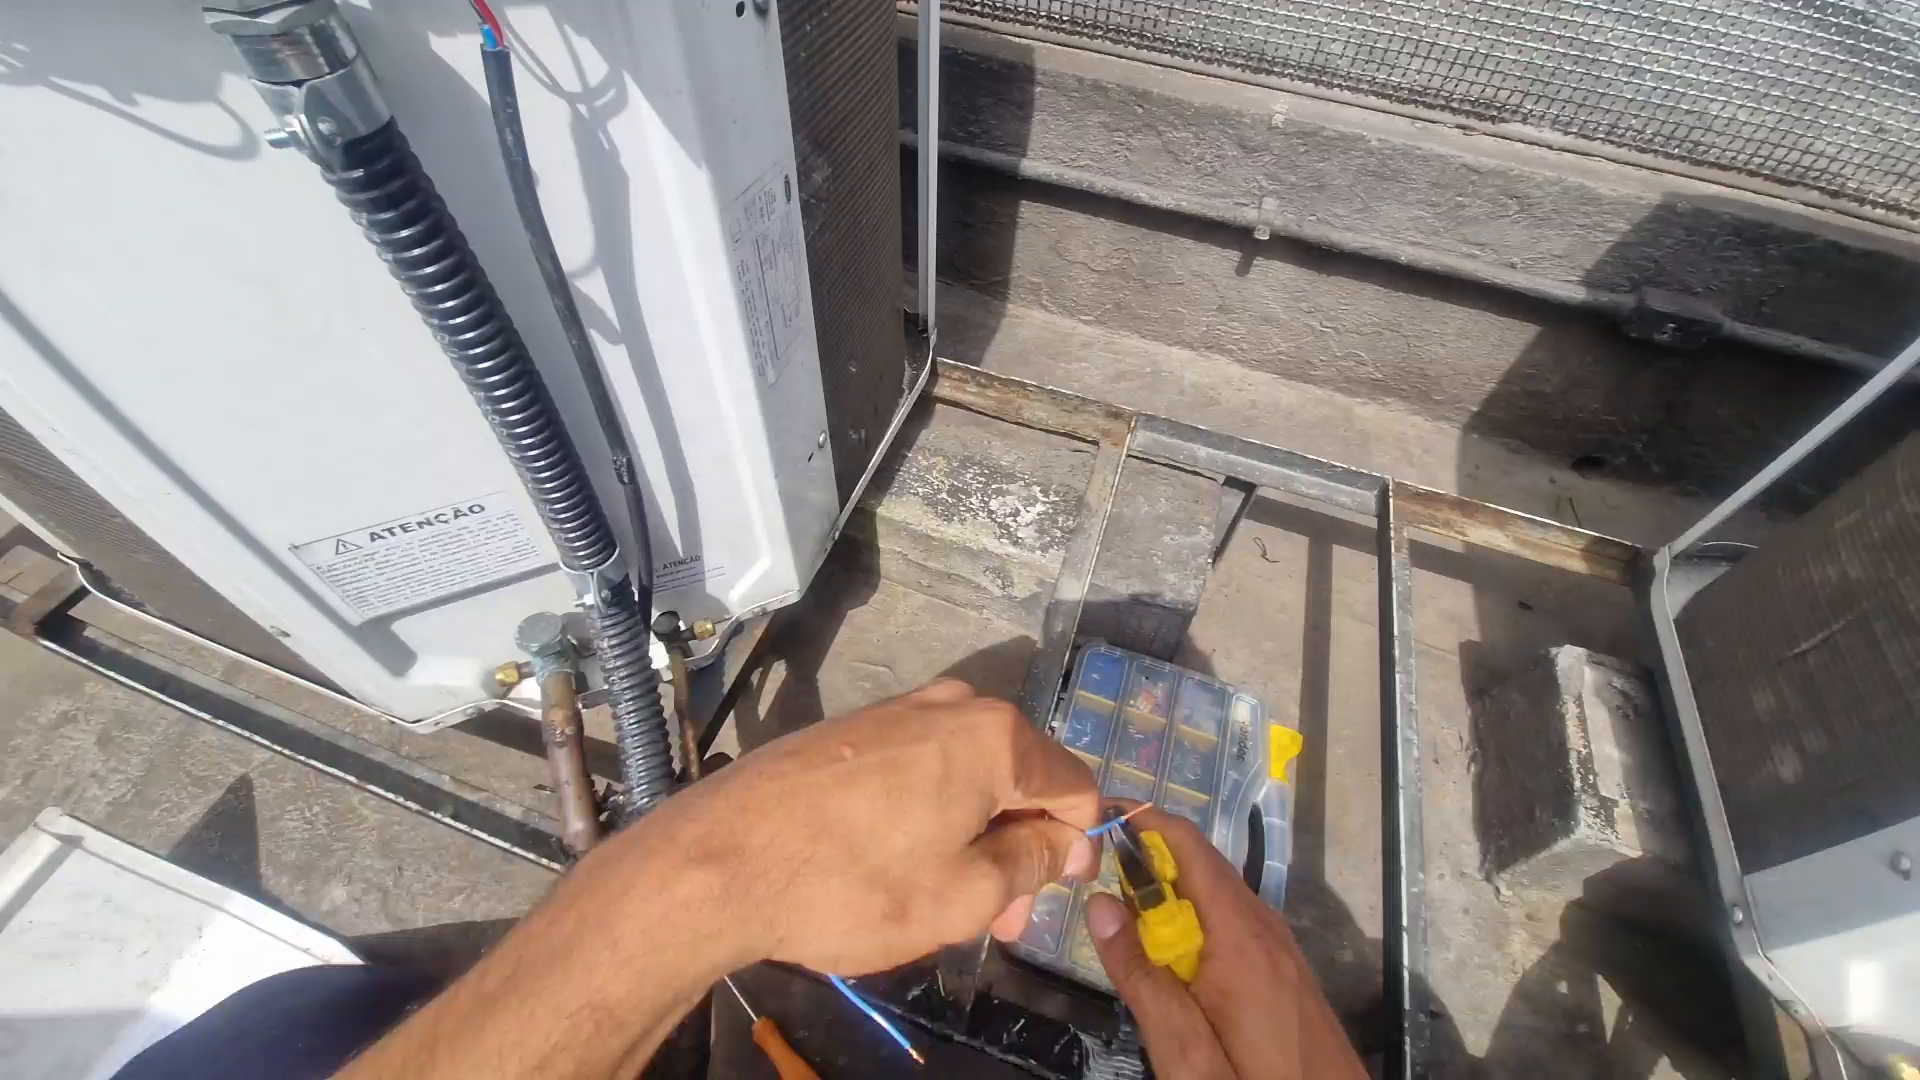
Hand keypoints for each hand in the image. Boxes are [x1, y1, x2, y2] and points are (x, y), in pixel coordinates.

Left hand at [632, 678, 1102, 974]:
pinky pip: (926, 762)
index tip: (1040, 895)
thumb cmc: (855, 882)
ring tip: (941, 893)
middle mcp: (957, 705)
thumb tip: (1070, 840)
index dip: (1074, 845)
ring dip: (976, 831)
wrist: (724, 854)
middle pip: (1021, 776)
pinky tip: (898, 853)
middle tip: (992, 916)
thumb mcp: (962, 894)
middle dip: (1020, 845)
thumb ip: (1032, 863)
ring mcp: (904, 707)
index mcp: (996, 737)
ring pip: (972, 771)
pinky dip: (934, 807)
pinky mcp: (862, 723)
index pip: (1075, 786)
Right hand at [1085, 807, 1366, 1079]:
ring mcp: (1280, 950)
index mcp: (1240, 934)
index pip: (1189, 845)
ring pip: (1216, 894)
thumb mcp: (1187, 1056)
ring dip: (1169, 891)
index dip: (1144, 820)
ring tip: (1125, 914)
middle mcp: (1265, 927)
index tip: (1099, 816)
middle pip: (1201, 864)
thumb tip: (1099, 903)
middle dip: (1148, 856)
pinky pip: (1231, 922)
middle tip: (1097, 871)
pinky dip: (1193, 918)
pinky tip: (1171, 956)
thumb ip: (1142, 977)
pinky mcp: (1285, 974)